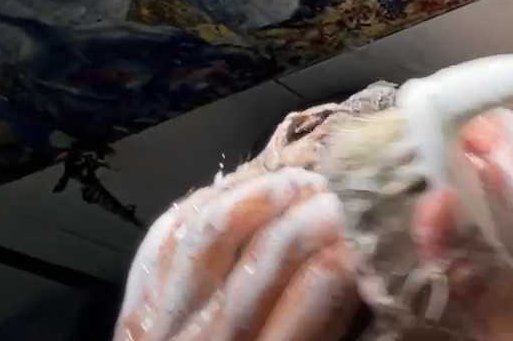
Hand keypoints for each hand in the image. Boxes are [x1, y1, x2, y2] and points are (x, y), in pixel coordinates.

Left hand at [114, 167, 359, 340]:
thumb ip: (336, 322)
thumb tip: (373, 261)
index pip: (320, 283)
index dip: (357, 244)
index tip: (379, 229)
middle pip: (271, 247)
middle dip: (323, 208)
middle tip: (352, 198)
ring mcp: (157, 328)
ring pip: (214, 228)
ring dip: (270, 193)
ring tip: (306, 186)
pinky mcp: (133, 311)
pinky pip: (167, 235)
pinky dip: (210, 203)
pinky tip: (247, 196)